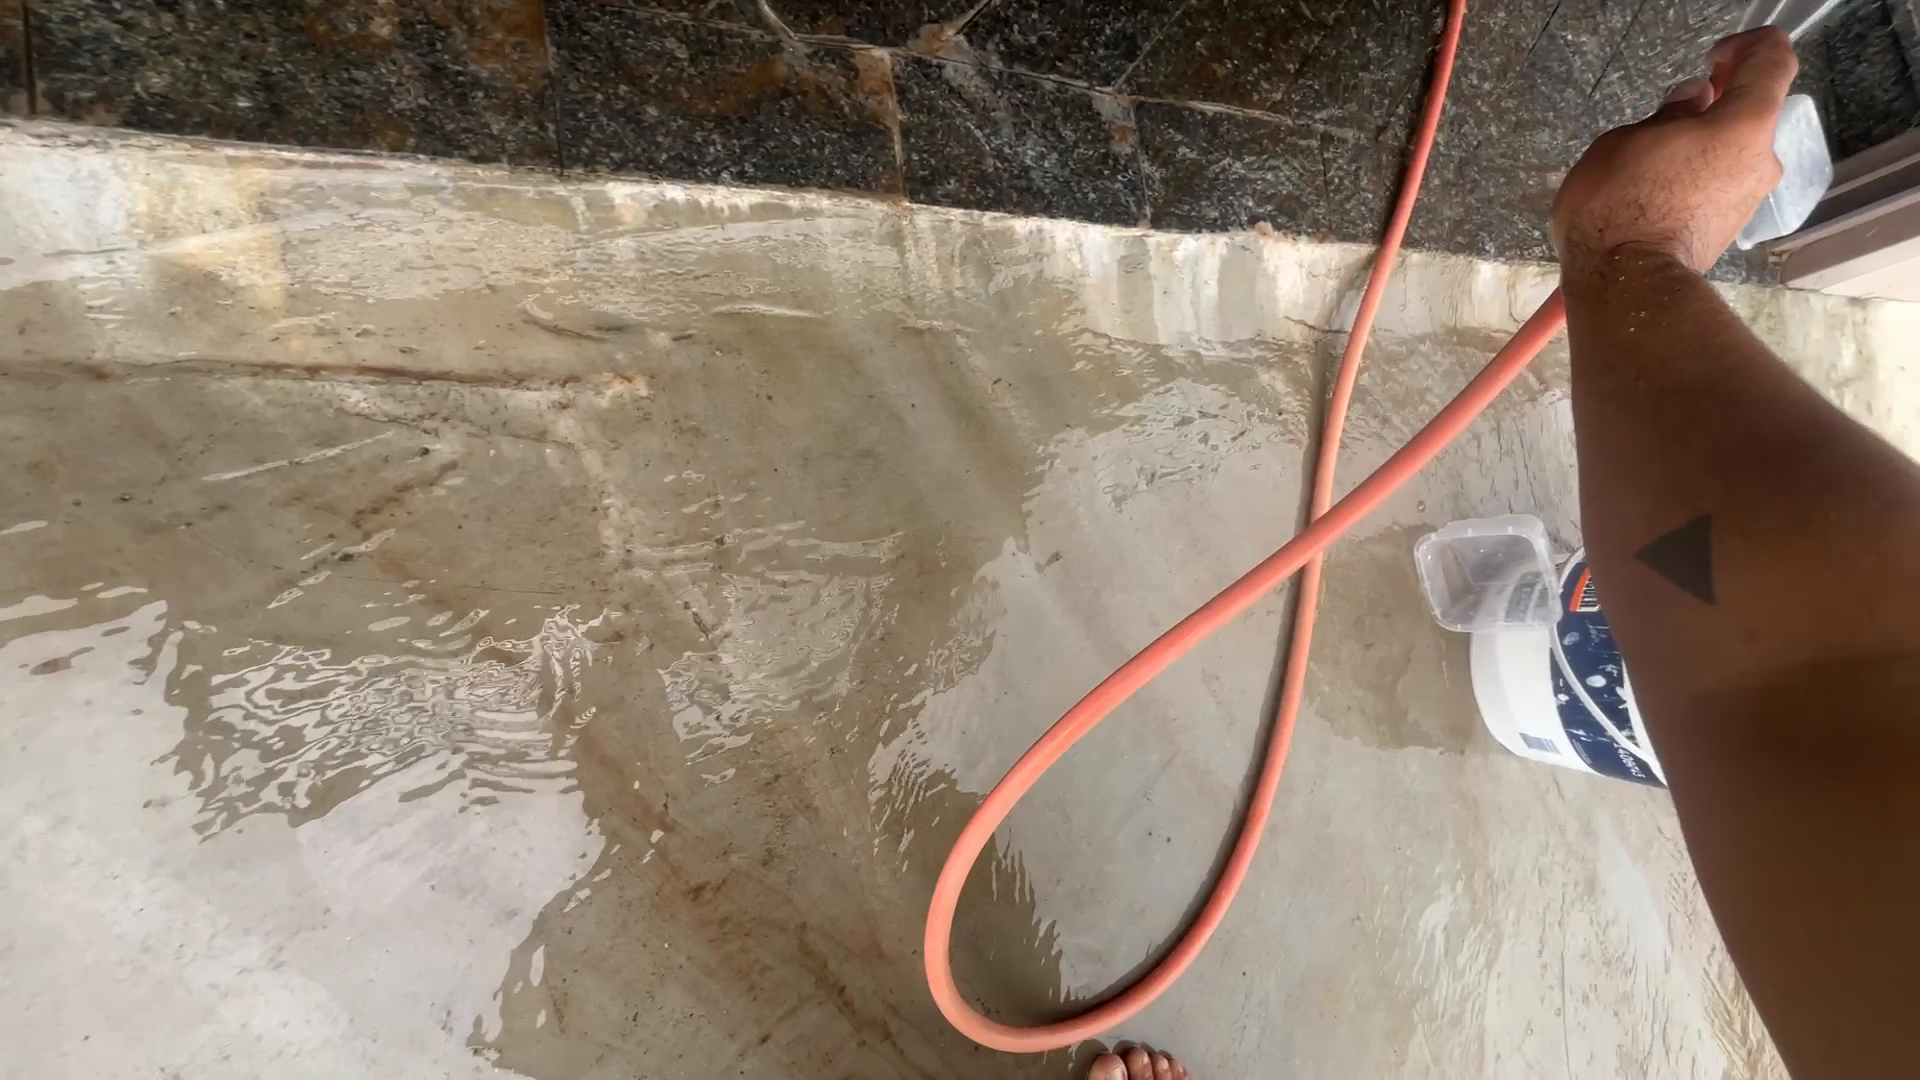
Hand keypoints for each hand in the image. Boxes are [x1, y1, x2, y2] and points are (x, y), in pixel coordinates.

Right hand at [1551, 27, 1798, 276]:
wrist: (1623, 282)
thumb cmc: (1615, 206)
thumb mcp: (1616, 147)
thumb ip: (1660, 119)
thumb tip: (1688, 105)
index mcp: (1744, 122)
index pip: (1769, 60)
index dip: (1745, 49)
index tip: (1715, 56)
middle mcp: (1761, 157)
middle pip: (1742, 122)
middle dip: (1707, 119)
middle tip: (1660, 131)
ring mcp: (1747, 199)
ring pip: (1723, 163)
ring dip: (1691, 161)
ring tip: (1639, 181)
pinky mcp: (1724, 232)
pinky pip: (1707, 198)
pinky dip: (1682, 194)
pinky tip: (1642, 210)